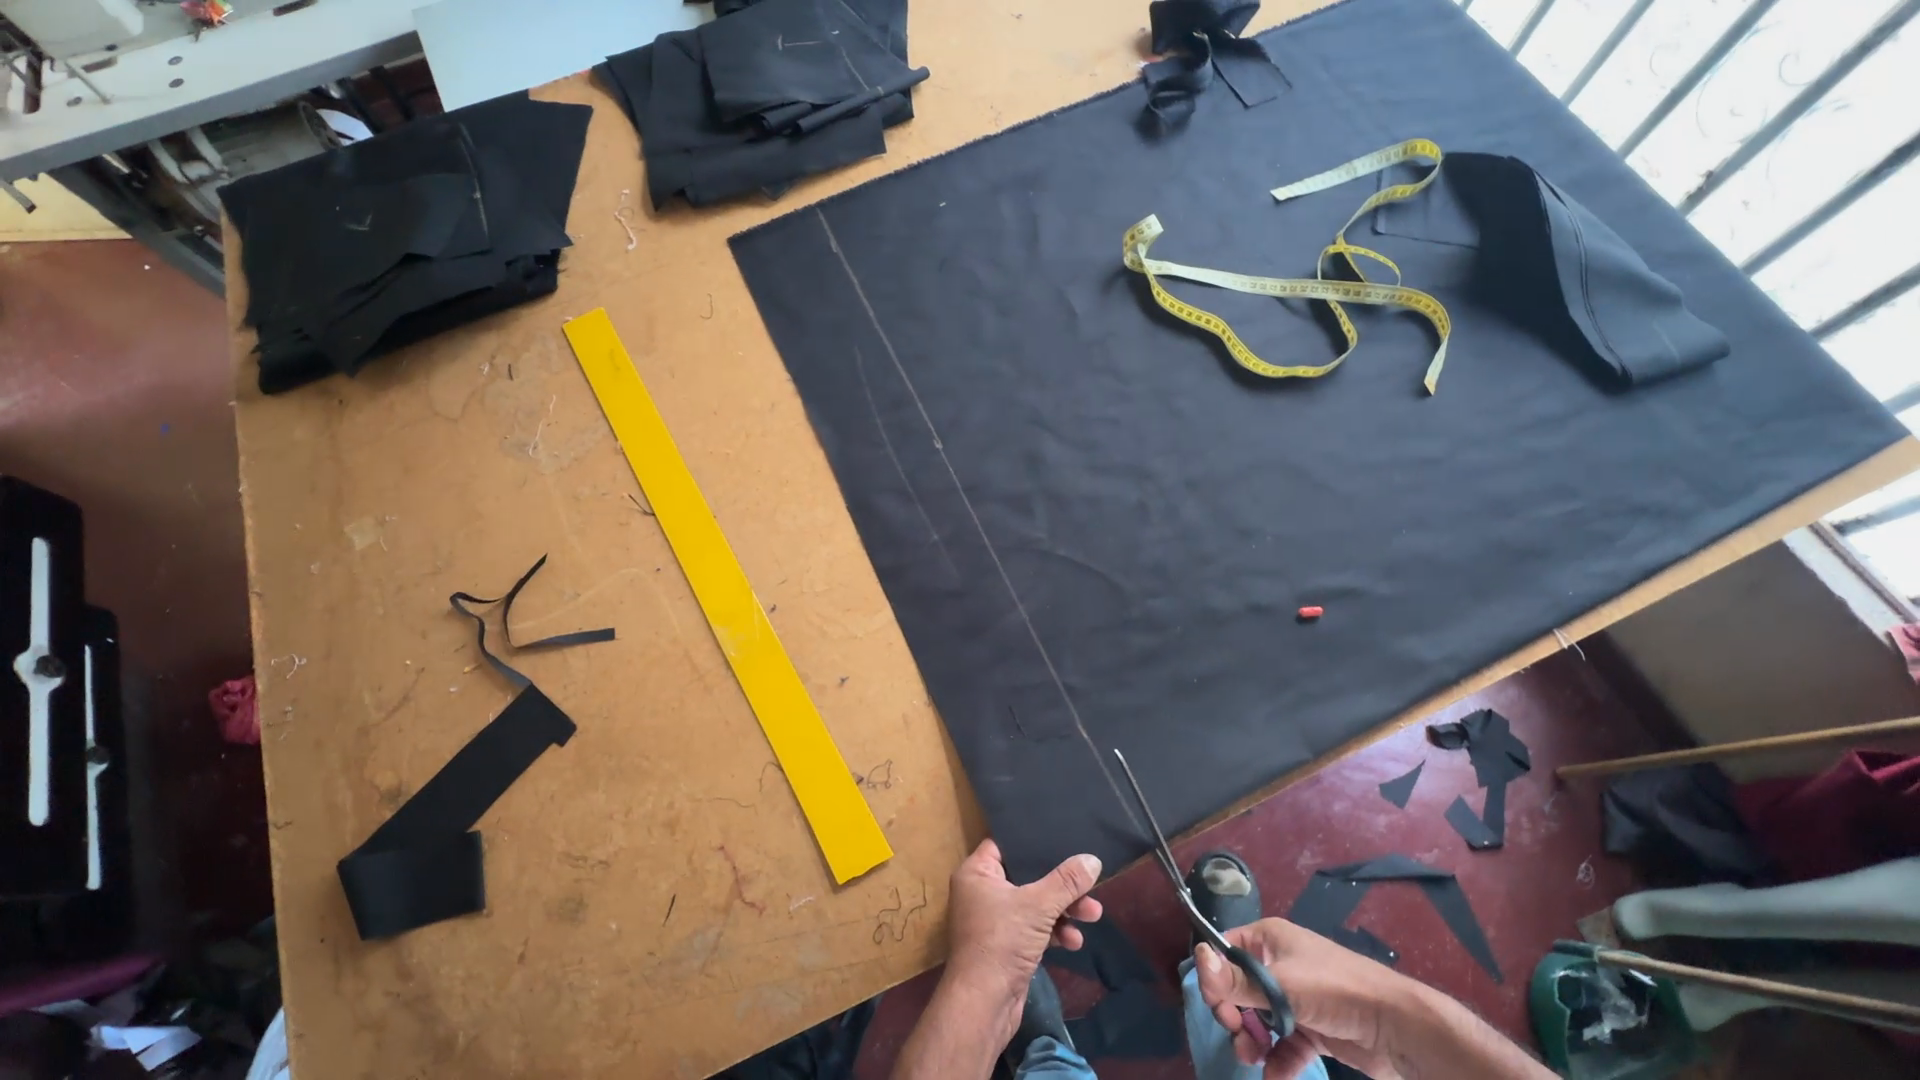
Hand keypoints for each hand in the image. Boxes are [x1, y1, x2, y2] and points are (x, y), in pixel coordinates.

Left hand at [945, 839, 1103, 1004]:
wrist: (985, 1003)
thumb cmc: (1002, 941)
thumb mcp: (1038, 905)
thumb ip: (1067, 881)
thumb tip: (1092, 860)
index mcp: (977, 873)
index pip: (1005, 845)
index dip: (1032, 842)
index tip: (1061, 837)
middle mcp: (983, 892)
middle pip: (1027, 877)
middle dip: (1061, 885)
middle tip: (1090, 885)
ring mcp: (995, 920)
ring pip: (1035, 905)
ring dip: (1064, 910)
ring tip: (1092, 915)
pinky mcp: (1007, 945)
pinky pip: (1034, 929)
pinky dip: (1054, 932)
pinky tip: (1074, 942)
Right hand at [1195, 919, 1412, 1079]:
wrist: (1398, 1027)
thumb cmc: (1335, 991)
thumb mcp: (1281, 985)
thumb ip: (1236, 981)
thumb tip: (1197, 958)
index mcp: (1269, 940)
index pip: (1226, 952)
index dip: (1216, 979)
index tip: (1222, 1008)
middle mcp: (1280, 963)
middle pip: (1240, 989)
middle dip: (1235, 1016)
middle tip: (1240, 1035)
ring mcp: (1298, 997)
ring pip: (1260, 1018)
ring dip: (1252, 1041)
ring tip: (1254, 1059)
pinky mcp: (1315, 1028)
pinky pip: (1285, 1043)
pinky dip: (1277, 1059)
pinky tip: (1275, 1076)